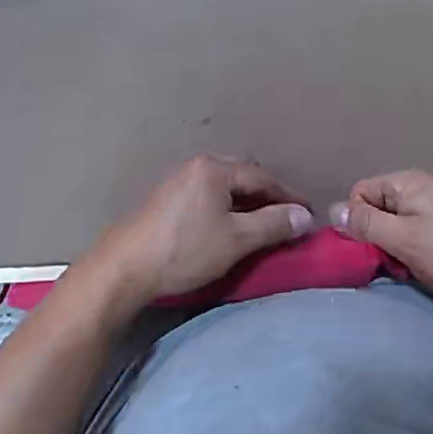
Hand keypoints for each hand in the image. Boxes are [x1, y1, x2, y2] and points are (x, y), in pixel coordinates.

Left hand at [76, 155, 313, 311]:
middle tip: (286, 218)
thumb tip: (304, 216)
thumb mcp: (236, 239)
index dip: (287, 196)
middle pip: (242, 177)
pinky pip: (207, 196)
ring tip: (261, 225)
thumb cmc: (185, 250)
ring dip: (245, 203)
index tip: (307, 214)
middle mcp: (195, 166)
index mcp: (214, 168)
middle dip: (266, 197)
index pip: (262, 176)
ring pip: (223, 187)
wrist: (125, 267)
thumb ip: (273, 225)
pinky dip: (225, 208)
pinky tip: (228, 227)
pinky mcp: (165, 199)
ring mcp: (177, 181)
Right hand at [331, 169, 432, 310]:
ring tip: (413, 268)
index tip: (372, 248)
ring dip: (396, 248)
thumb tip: (331, 209)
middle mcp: (419, 187)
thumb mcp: (406, 241)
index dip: (357, 221)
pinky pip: (415, 234)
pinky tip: (429, 268)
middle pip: (376, 209)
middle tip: (394, 262)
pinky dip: (415, 252)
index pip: (359, 193)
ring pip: (395, 225)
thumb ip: (367, 224)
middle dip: (377, 237)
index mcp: (406, 182)